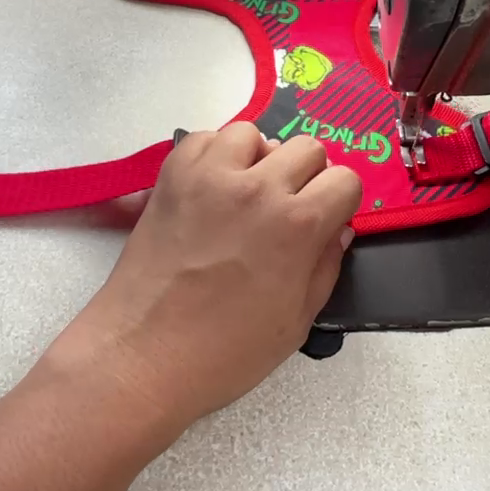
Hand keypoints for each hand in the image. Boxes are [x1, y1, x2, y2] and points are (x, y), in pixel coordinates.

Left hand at [45, 123, 361, 432]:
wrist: (144, 355)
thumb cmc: (226, 352)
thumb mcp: (298, 322)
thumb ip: (326, 266)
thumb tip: (337, 229)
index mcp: (298, 224)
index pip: (345, 179)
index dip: (339, 203)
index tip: (324, 221)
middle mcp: (257, 187)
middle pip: (306, 148)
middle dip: (306, 177)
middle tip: (286, 209)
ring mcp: (210, 176)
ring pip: (253, 135)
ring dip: (258, 159)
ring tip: (244, 194)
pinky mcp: (171, 176)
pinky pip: (204, 139)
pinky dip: (214, 156)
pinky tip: (211, 189)